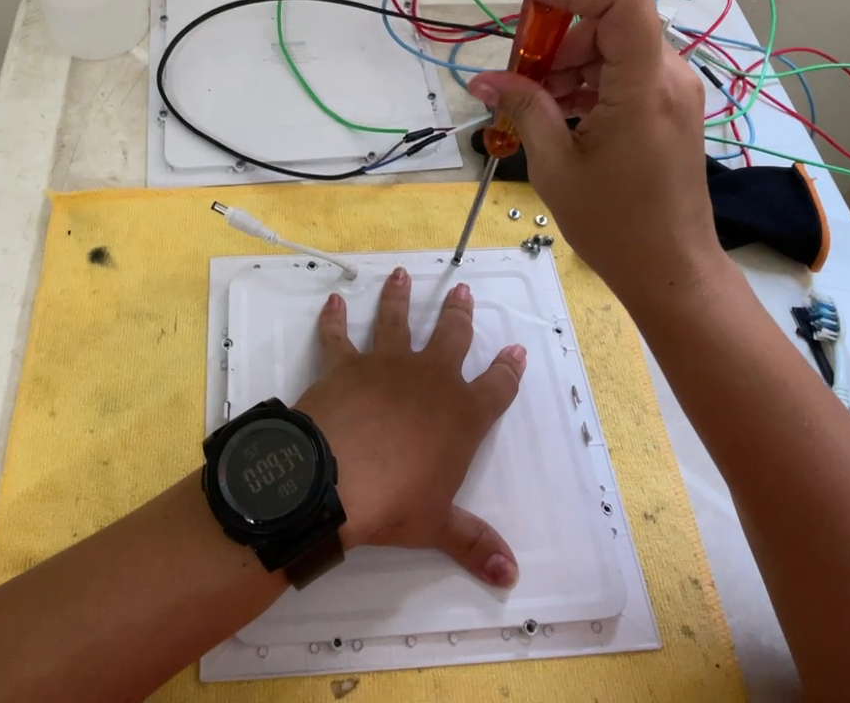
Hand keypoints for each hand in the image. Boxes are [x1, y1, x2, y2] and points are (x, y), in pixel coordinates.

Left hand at [293, 268, 526, 587]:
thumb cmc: (394, 502)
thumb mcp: (438, 527)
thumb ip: (473, 543)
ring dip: (399, 297)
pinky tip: (332, 300)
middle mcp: (429, 379)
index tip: (517, 349)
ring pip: (396, 321)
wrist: (334, 479)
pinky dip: (333, 318)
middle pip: (451, 337)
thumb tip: (510, 575)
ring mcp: (385, 365)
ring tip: (402, 274)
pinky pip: (338, 335)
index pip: (497, 387)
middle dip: (459, 314)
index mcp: (461, 415)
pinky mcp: (344, 364)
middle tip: (463, 292)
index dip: (508, 369)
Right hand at [466, 0, 723, 303]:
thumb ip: (524, 108)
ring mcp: (675, 93)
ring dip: (569, 63)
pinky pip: (626, 74)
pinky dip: (589, 82)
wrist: (671, 269)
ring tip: (533, 103)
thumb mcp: (554, 165)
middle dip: (557, 39)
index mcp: (644, 88)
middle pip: (611, 24)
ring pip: (615, 48)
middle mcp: (670, 78)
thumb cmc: (612, 224)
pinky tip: (560, 114)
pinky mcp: (670, 109)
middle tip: (517, 75)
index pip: (623, 1)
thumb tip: (483, 79)